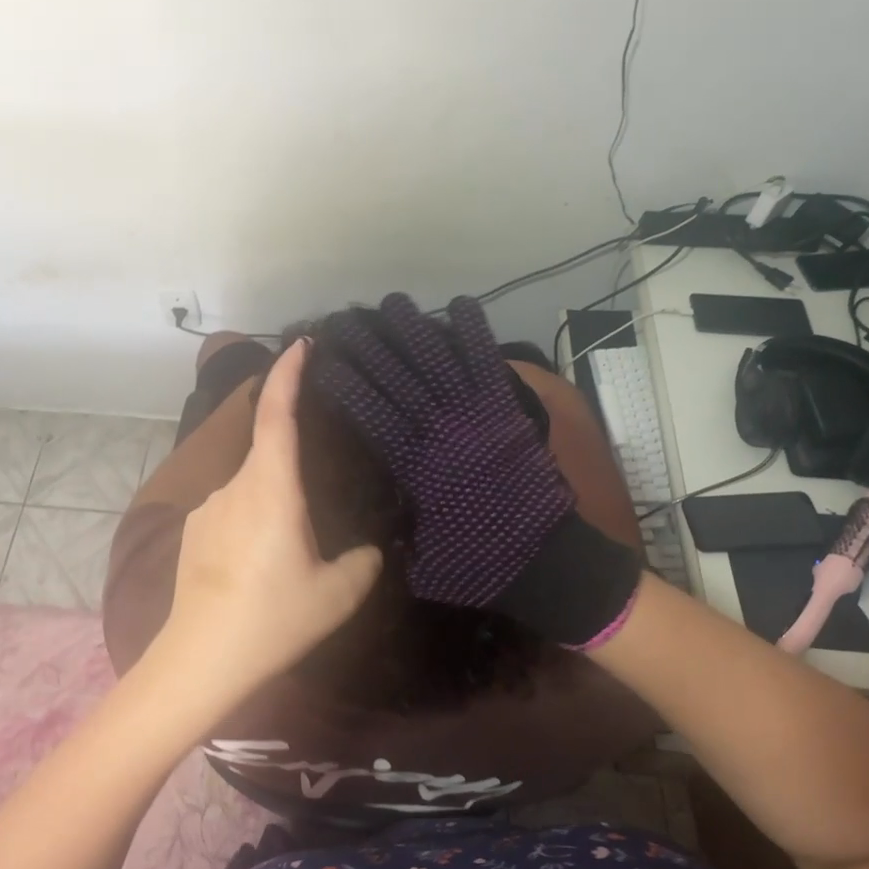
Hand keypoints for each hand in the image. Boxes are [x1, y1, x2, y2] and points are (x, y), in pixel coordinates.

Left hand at [148, 339, 382, 702]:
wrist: (201, 658)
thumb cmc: (273, 618)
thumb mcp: (338, 595)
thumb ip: (363, 562)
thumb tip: (368, 550)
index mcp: (271, 487)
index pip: (278, 412)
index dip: (289, 373)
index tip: (301, 345)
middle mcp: (234, 485)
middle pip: (267, 454)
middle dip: (293, 466)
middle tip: (320, 508)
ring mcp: (206, 507)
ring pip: (250, 490)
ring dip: (272, 506)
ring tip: (289, 557)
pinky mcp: (190, 531)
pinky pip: (230, 513)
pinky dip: (249, 526)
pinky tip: (258, 569)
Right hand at [310, 294, 641, 648]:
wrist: (545, 564)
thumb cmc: (477, 564)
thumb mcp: (419, 559)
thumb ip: (391, 531)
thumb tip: (370, 513)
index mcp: (412, 465)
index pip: (369, 412)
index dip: (344, 383)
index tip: (323, 361)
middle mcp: (438, 432)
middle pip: (395, 377)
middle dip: (366, 346)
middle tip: (343, 322)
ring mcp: (475, 416)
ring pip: (437, 361)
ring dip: (412, 330)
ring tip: (392, 304)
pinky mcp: (506, 412)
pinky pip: (487, 365)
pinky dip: (474, 334)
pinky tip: (460, 306)